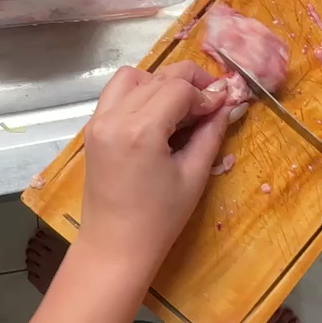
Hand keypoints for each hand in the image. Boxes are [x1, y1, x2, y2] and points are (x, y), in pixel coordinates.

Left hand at [76, 61, 230, 281]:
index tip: (222, 106)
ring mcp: (99, 121)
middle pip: (158, 76)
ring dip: (160, 82)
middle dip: (188, 83)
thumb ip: (211, 133)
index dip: (206, 93)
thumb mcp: (194, 175)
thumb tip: (228, 104)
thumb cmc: (159, 219)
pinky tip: (158, 115)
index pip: (179, 88)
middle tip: (210, 103)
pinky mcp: (93, 129)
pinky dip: (139, 92)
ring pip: (133, 76)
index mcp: (141, 130)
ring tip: (180, 107)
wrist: (115, 247)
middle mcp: (115, 117)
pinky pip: (116, 93)